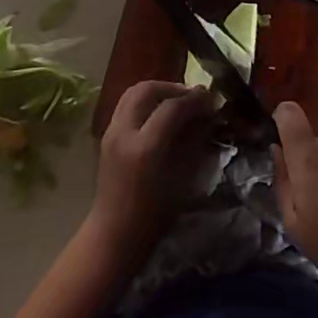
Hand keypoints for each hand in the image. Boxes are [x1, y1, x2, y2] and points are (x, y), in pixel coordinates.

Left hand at [94, 81, 218, 247]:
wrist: (116, 230)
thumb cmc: (155, 214)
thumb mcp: (184, 179)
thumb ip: (193, 143)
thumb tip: (205, 117)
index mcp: (145, 147)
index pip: (172, 107)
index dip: (194, 100)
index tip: (212, 99)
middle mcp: (123, 132)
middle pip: (146, 90)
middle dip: (172, 88)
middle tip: (193, 97)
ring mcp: (110, 131)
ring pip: (131, 93)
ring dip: (156, 91)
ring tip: (178, 102)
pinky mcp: (105, 134)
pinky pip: (125, 105)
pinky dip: (144, 101)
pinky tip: (160, 113)